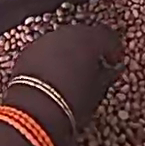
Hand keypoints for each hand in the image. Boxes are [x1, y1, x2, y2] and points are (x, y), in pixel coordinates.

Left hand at [7, 20, 122, 145]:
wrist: (34, 111)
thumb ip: (107, 75)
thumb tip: (112, 69)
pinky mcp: (29, 51)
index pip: (107, 35)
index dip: (113, 48)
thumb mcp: (97, 91)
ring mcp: (45, 40)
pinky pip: (46, 50)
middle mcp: (66, 33)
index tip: (115, 61)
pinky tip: (54, 74)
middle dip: (90, 48)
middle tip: (95, 66)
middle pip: (84, 34)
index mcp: (89, 39)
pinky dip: (53, 58)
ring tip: (74, 72)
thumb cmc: (72, 102)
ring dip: (70, 52)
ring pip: (63, 40)